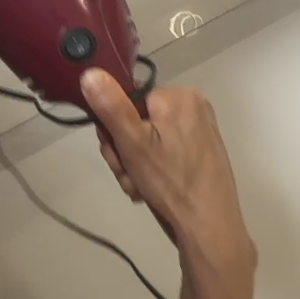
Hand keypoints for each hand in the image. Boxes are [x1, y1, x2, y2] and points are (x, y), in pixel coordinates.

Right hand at [80, 70, 253, 265]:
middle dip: (124, 150)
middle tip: (129, 174)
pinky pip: (164, 150)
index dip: (113, 127)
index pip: (126, 99)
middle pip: (135, 119)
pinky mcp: (201, 150)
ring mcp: (199, 129)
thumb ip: (110, 105)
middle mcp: (192, 105)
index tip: (116, 153)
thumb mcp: (132, 142)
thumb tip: (90, 71)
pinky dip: (152, 168)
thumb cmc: (170, 182)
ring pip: (146, 138)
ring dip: (134, 164)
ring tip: (140, 186)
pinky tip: (151, 188)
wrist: (209, 227)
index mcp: (177, 95)